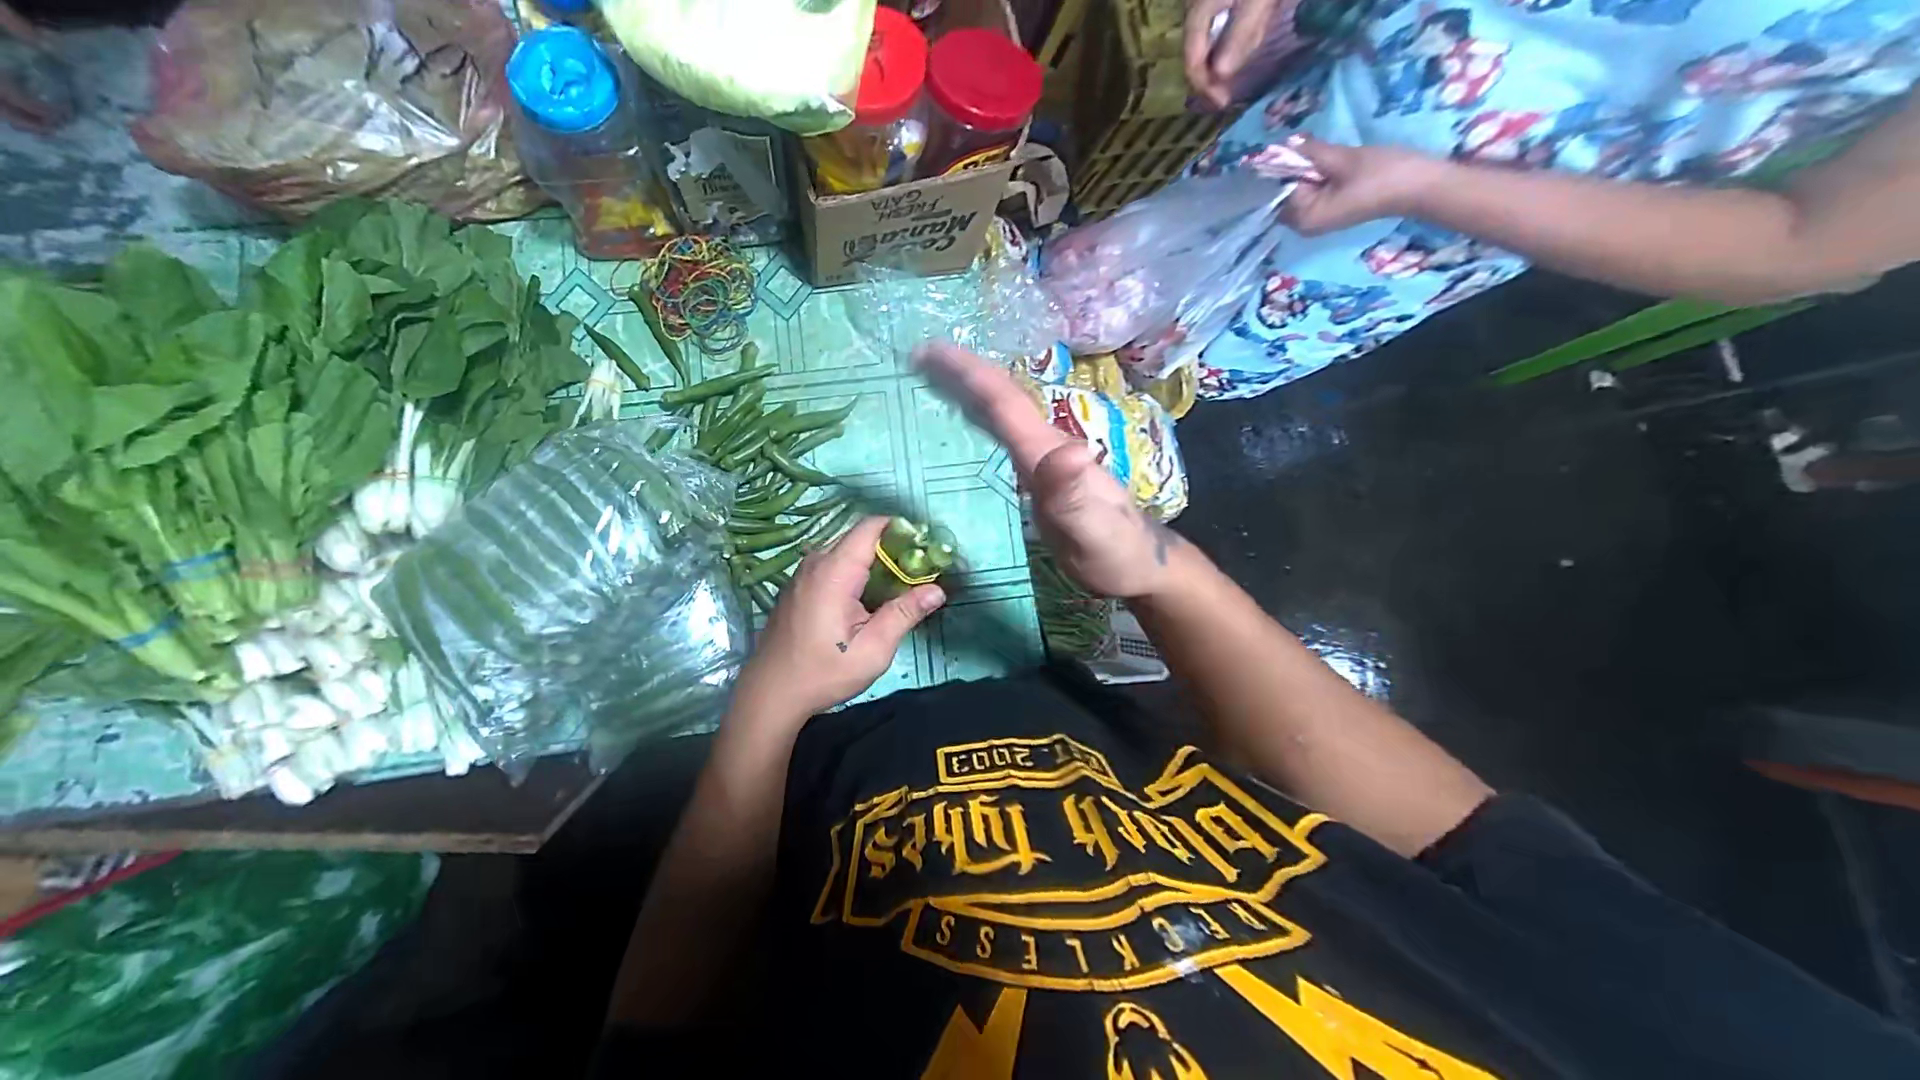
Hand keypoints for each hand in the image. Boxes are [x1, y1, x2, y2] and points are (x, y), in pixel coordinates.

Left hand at [730, 516, 945, 727]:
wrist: (770, 693)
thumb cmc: (823, 673)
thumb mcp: (872, 650)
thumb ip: (904, 614)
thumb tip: (937, 590)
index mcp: (834, 571)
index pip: (872, 527)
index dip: (902, 531)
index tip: (926, 552)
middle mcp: (816, 563)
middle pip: (861, 538)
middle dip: (893, 549)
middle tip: (919, 575)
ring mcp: (804, 574)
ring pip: (847, 552)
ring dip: (874, 563)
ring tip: (899, 589)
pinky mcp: (800, 587)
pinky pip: (833, 566)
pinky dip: (856, 573)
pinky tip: (868, 602)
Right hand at [915, 344, 1183, 599]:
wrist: (1141, 566)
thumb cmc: (1116, 553)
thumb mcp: (1096, 530)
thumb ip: (1077, 495)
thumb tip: (1066, 452)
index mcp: (1050, 452)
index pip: (1005, 403)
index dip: (968, 373)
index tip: (930, 350)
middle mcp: (1045, 447)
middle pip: (1000, 399)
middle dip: (960, 374)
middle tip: (917, 357)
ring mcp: (1043, 462)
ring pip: (1000, 416)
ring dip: (966, 393)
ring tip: (930, 379)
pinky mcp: (1038, 480)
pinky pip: (1000, 439)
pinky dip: (977, 423)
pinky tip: (964, 426)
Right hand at [1184, 0, 1290, 110]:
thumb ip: (1241, 35)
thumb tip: (1221, 76)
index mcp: (1199, 11)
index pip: (1193, 63)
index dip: (1206, 88)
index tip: (1223, 105)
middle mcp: (1196, 5)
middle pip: (1199, 50)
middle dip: (1214, 73)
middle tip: (1231, 91)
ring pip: (1211, 35)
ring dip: (1223, 53)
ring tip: (1241, 65)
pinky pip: (1223, 18)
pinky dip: (1234, 32)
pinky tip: (1251, 30)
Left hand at [1280, 135, 1445, 234]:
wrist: (1419, 187)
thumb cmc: (1381, 174)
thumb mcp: (1343, 158)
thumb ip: (1312, 151)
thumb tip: (1287, 142)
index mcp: (1303, 218)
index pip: (1280, 191)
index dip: (1286, 167)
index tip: (1295, 147)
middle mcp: (1305, 225)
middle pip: (1288, 192)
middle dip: (1298, 169)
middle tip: (1316, 149)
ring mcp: (1318, 221)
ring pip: (1302, 191)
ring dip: (1310, 171)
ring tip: (1328, 155)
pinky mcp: (1331, 213)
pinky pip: (1315, 193)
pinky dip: (1319, 178)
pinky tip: (1333, 164)